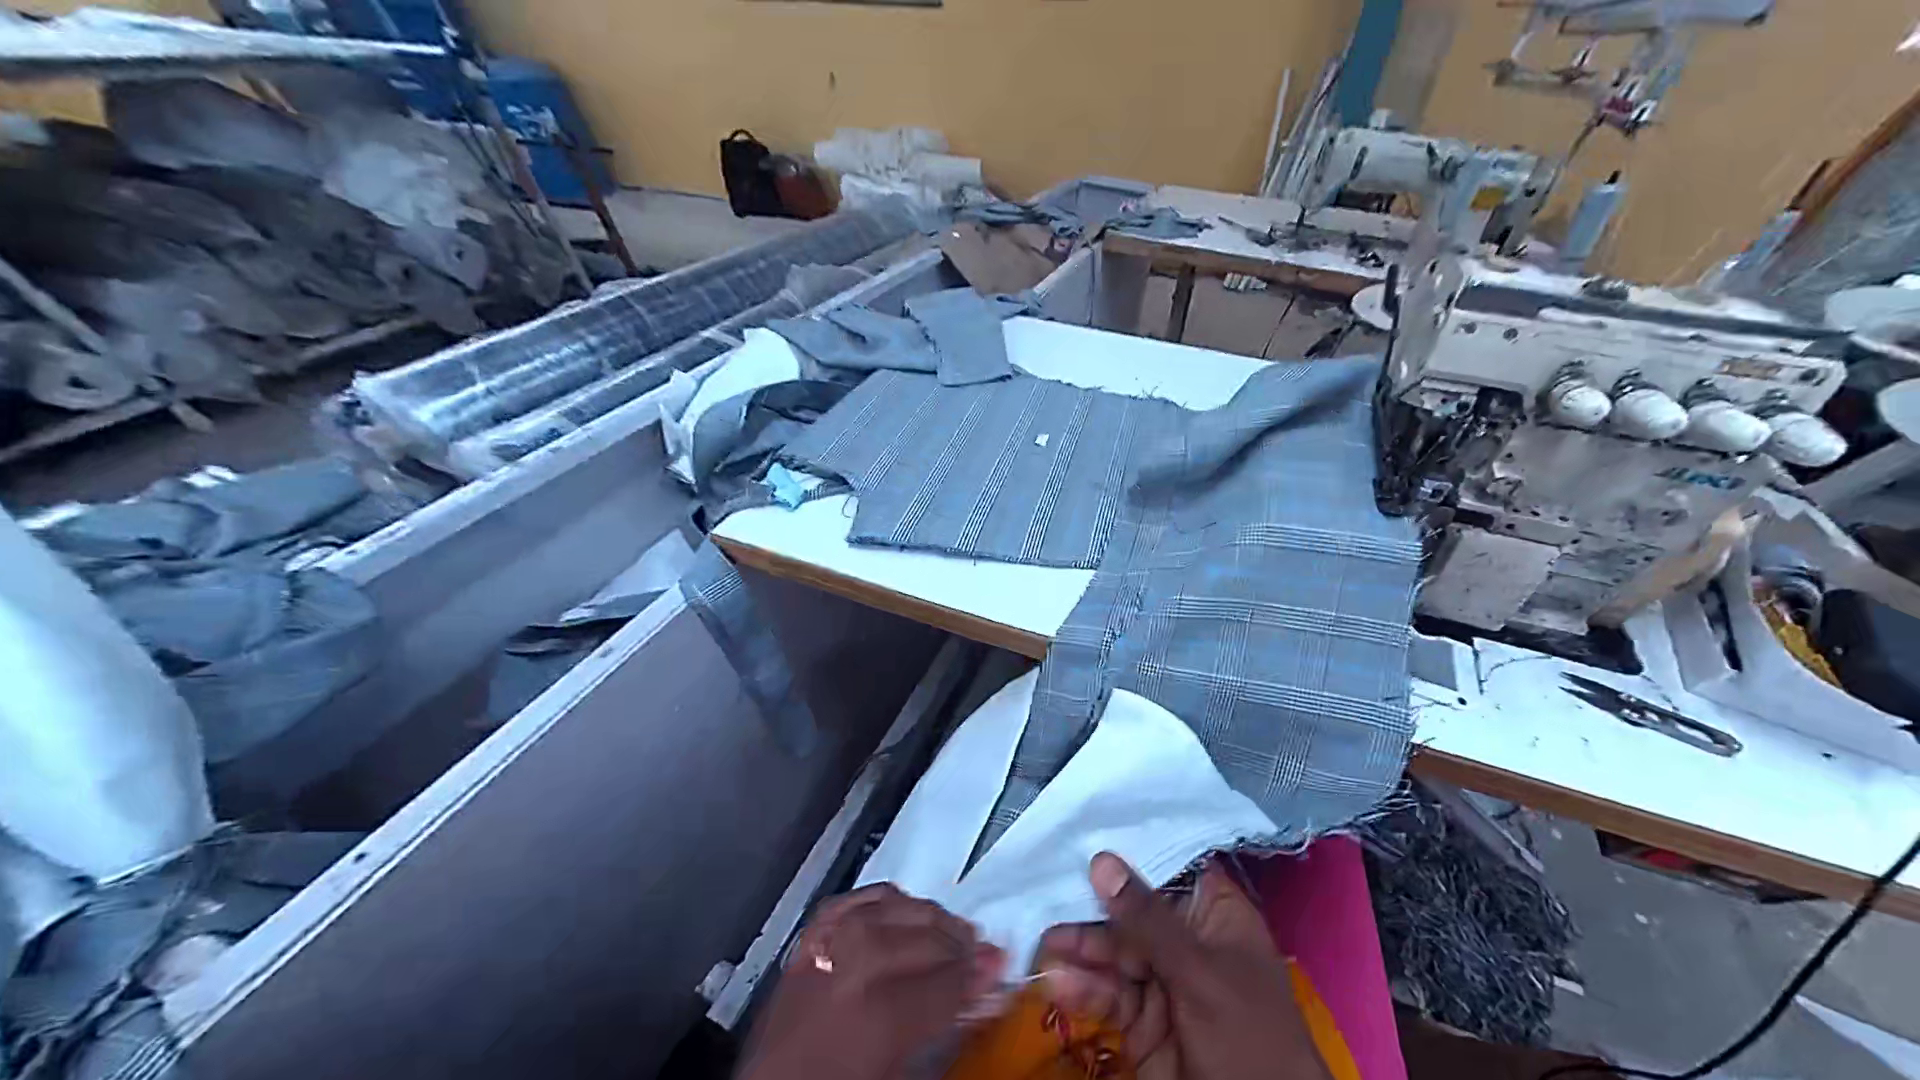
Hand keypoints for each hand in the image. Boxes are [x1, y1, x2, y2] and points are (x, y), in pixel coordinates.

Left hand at [736, 883, 1005, 1079]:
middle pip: (919, 939)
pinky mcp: (805, 940)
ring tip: (952, 929)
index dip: (975, 975)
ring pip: (890, 910)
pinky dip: (883, 899)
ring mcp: (823, 948)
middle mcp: (848, 970)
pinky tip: (902, 907)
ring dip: (927, 916)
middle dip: (957, 944)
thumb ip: (938, 1030)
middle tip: (983, 949)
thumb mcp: (896, 1072)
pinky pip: (853, 901)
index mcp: (874, 1018)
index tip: (999, 967)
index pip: (940, 985)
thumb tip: (980, 997)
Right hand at [1033, 853, 1330, 1079]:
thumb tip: (1101, 860)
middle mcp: (1186, 940)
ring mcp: (1163, 981)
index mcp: (1214, 915)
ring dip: (1079, 949)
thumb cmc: (1248, 1040)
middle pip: (1129, 910)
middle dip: (1089, 908)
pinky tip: (1057, 983)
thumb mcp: (1200, 975)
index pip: (1166, 866)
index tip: (1080, 835)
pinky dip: (1082, 988)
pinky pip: (1106, 992)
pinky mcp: (1142, 1019)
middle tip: (1046, 899)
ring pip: (1112, 951)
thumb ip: (1148, 919)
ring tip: (1045, 947)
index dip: (1126, 852)